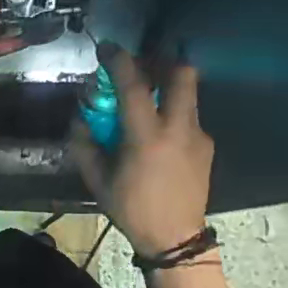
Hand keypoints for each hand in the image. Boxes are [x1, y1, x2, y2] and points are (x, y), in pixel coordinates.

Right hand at [69, 45, 213, 255]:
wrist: (175, 239)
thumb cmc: (132, 209)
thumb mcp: (98, 180)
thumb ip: (84, 143)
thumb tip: (80, 117)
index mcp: (147, 136)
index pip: (134, 84)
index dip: (118, 59)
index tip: (107, 48)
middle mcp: (178, 128)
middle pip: (183, 73)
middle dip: (163, 59)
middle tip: (143, 64)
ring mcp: (198, 136)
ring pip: (189, 93)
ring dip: (168, 86)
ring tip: (149, 100)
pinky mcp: (207, 147)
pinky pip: (190, 117)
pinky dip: (174, 113)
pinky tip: (161, 134)